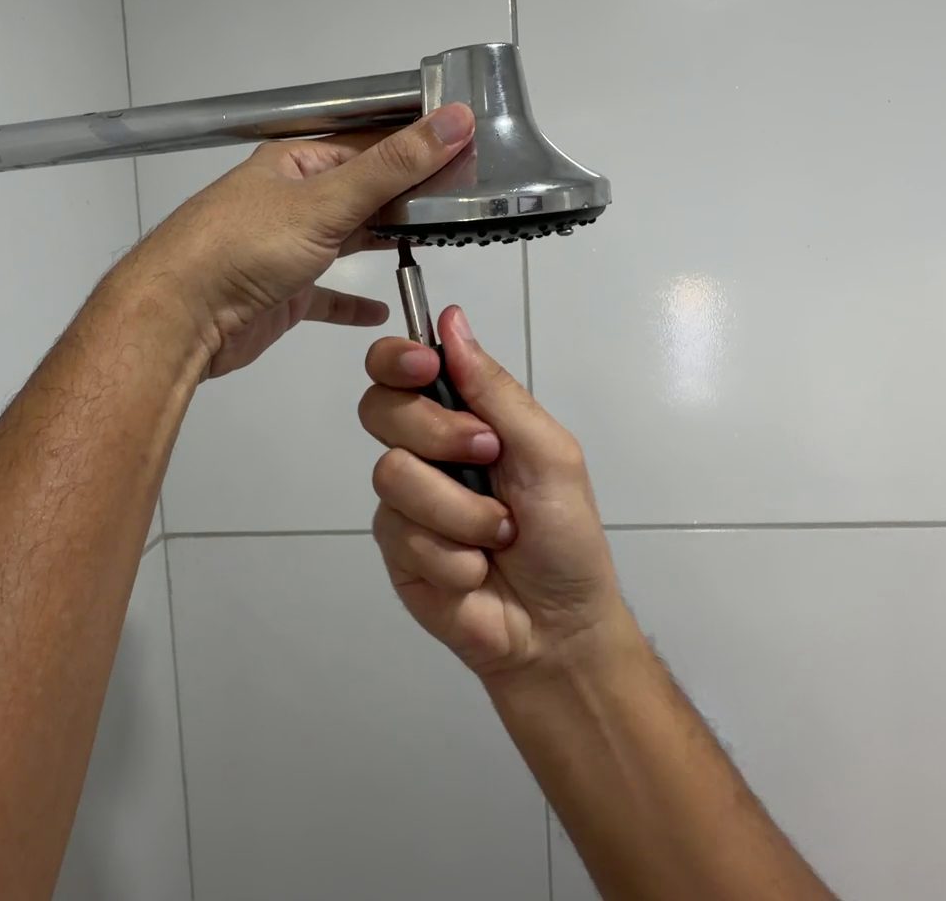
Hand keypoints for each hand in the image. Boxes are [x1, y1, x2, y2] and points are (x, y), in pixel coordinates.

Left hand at [119, 105, 476, 378]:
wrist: (180, 318)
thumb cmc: (234, 250)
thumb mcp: (324, 200)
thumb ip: (391, 167)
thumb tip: (449, 123)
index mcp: (295, 164)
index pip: (368, 145)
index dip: (416, 146)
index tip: (464, 149)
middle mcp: (290, 202)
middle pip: (360, 192)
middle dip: (405, 196)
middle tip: (458, 198)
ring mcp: (286, 248)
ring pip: (346, 238)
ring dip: (383, 240)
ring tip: (430, 237)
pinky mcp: (283, 293)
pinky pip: (326, 294)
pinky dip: (352, 300)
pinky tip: (377, 306)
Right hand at [358, 306, 630, 678]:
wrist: (558, 626)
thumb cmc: (564, 534)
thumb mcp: (547, 452)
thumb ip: (496, 390)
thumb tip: (450, 318)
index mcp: (459, 418)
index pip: (398, 370)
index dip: (395, 359)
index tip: (422, 366)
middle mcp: (423, 451)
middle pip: (380, 410)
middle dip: (437, 434)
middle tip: (487, 456)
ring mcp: (404, 501)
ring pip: (393, 476)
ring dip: (459, 511)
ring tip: (498, 537)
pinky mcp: (394, 549)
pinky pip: (401, 534)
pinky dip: (451, 555)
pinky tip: (475, 573)